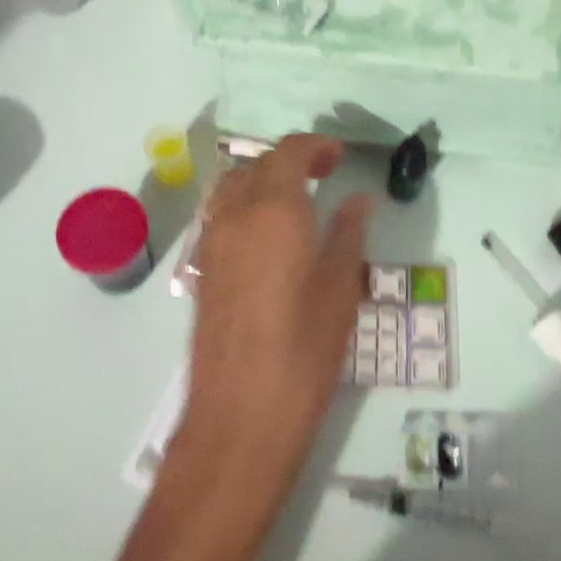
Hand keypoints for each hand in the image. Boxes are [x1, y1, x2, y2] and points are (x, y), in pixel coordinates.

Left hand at [186, 134, 371, 472]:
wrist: (240, 414)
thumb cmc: (304, 351)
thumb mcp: (340, 290)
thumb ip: (347, 235)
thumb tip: (358, 200)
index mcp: (273, 211)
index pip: (288, 152)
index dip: (315, 146)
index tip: (340, 157)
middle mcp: (235, 215)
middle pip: (257, 165)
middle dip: (290, 160)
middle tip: (324, 175)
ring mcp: (212, 242)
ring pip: (231, 187)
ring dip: (262, 180)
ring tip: (295, 200)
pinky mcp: (201, 270)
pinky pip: (220, 216)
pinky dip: (244, 205)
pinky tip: (269, 235)